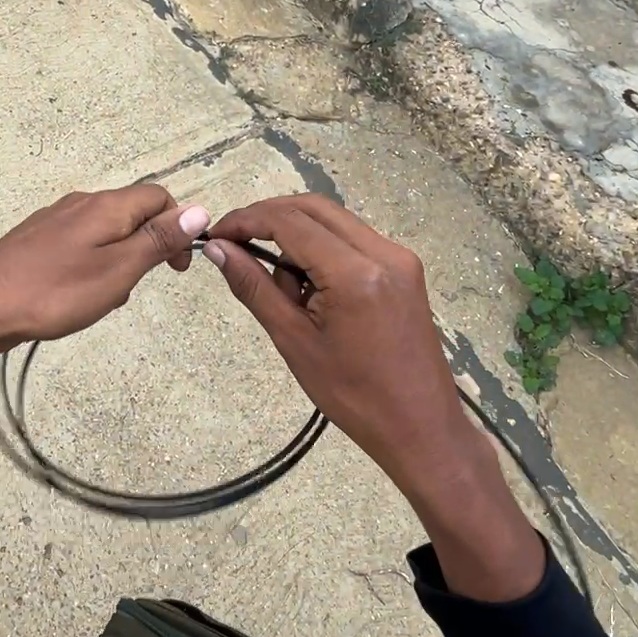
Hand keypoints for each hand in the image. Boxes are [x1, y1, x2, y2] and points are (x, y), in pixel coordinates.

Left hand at [0, 183, 209, 352]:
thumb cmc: (53, 292)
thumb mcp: (118, 270)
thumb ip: (157, 240)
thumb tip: (197, 210)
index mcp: (105, 206)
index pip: (158, 196)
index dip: (178, 227)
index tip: (176, 267)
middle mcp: (79, 204)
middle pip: (131, 214)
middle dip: (144, 250)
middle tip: (131, 288)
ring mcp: (53, 221)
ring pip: (105, 234)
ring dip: (117, 264)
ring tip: (100, 300)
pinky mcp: (35, 241)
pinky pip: (78, 247)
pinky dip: (90, 269)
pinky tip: (74, 299)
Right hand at [200, 194, 461, 475]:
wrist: (422, 429)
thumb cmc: (353, 395)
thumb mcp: (293, 340)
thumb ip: (253, 286)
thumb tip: (217, 248)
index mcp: (355, 273)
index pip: (288, 221)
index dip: (245, 220)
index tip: (215, 234)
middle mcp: (383, 252)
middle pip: (312, 207)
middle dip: (267, 218)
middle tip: (234, 243)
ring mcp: (399, 257)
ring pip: (331, 219)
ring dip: (293, 233)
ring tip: (279, 285)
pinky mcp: (404, 268)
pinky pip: (350, 238)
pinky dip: (319, 248)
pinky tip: (307, 286)